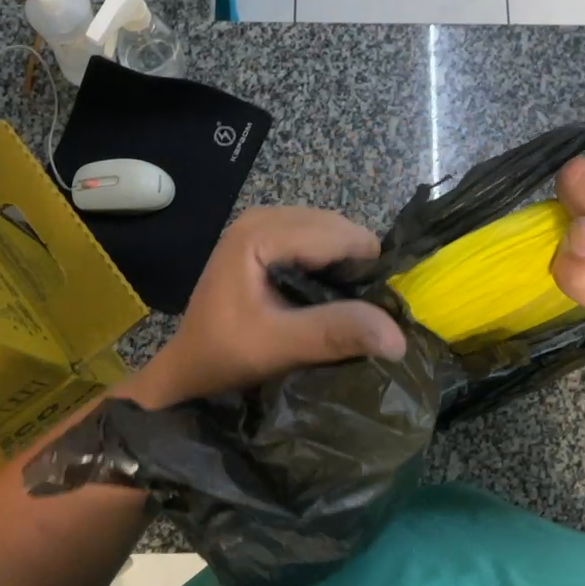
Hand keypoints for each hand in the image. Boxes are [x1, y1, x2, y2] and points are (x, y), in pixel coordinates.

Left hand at [127, 207, 407, 405]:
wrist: (186, 369)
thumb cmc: (222, 357)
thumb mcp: (278, 347)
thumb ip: (333, 333)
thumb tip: (398, 337)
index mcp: (260, 233)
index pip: (341, 236)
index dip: (366, 273)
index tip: (379, 315)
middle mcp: (264, 217)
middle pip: (340, 231)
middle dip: (356, 271)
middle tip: (357, 317)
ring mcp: (264, 225)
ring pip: (333, 237)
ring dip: (345, 272)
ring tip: (342, 312)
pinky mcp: (267, 240)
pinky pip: (318, 245)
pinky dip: (330, 270)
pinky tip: (325, 302)